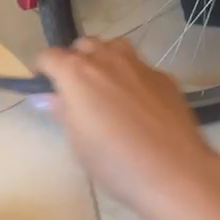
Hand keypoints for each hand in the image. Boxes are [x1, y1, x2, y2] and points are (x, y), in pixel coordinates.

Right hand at [33, 37, 219, 216]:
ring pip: (113, 47)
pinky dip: (131, 76)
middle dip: (73, 61)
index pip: (49, 56)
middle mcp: (106, 59)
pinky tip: (137, 103)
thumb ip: (62, 112)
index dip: (42, 70)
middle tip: (75, 90)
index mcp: (77, 74)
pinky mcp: (164, 77)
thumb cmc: (117, 163)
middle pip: (82, 45)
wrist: (176, 173)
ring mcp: (139, 65)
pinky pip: (140, 67)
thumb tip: (47, 97)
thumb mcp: (78, 143)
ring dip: (103, 59)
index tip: (43, 87)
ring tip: (105, 86)